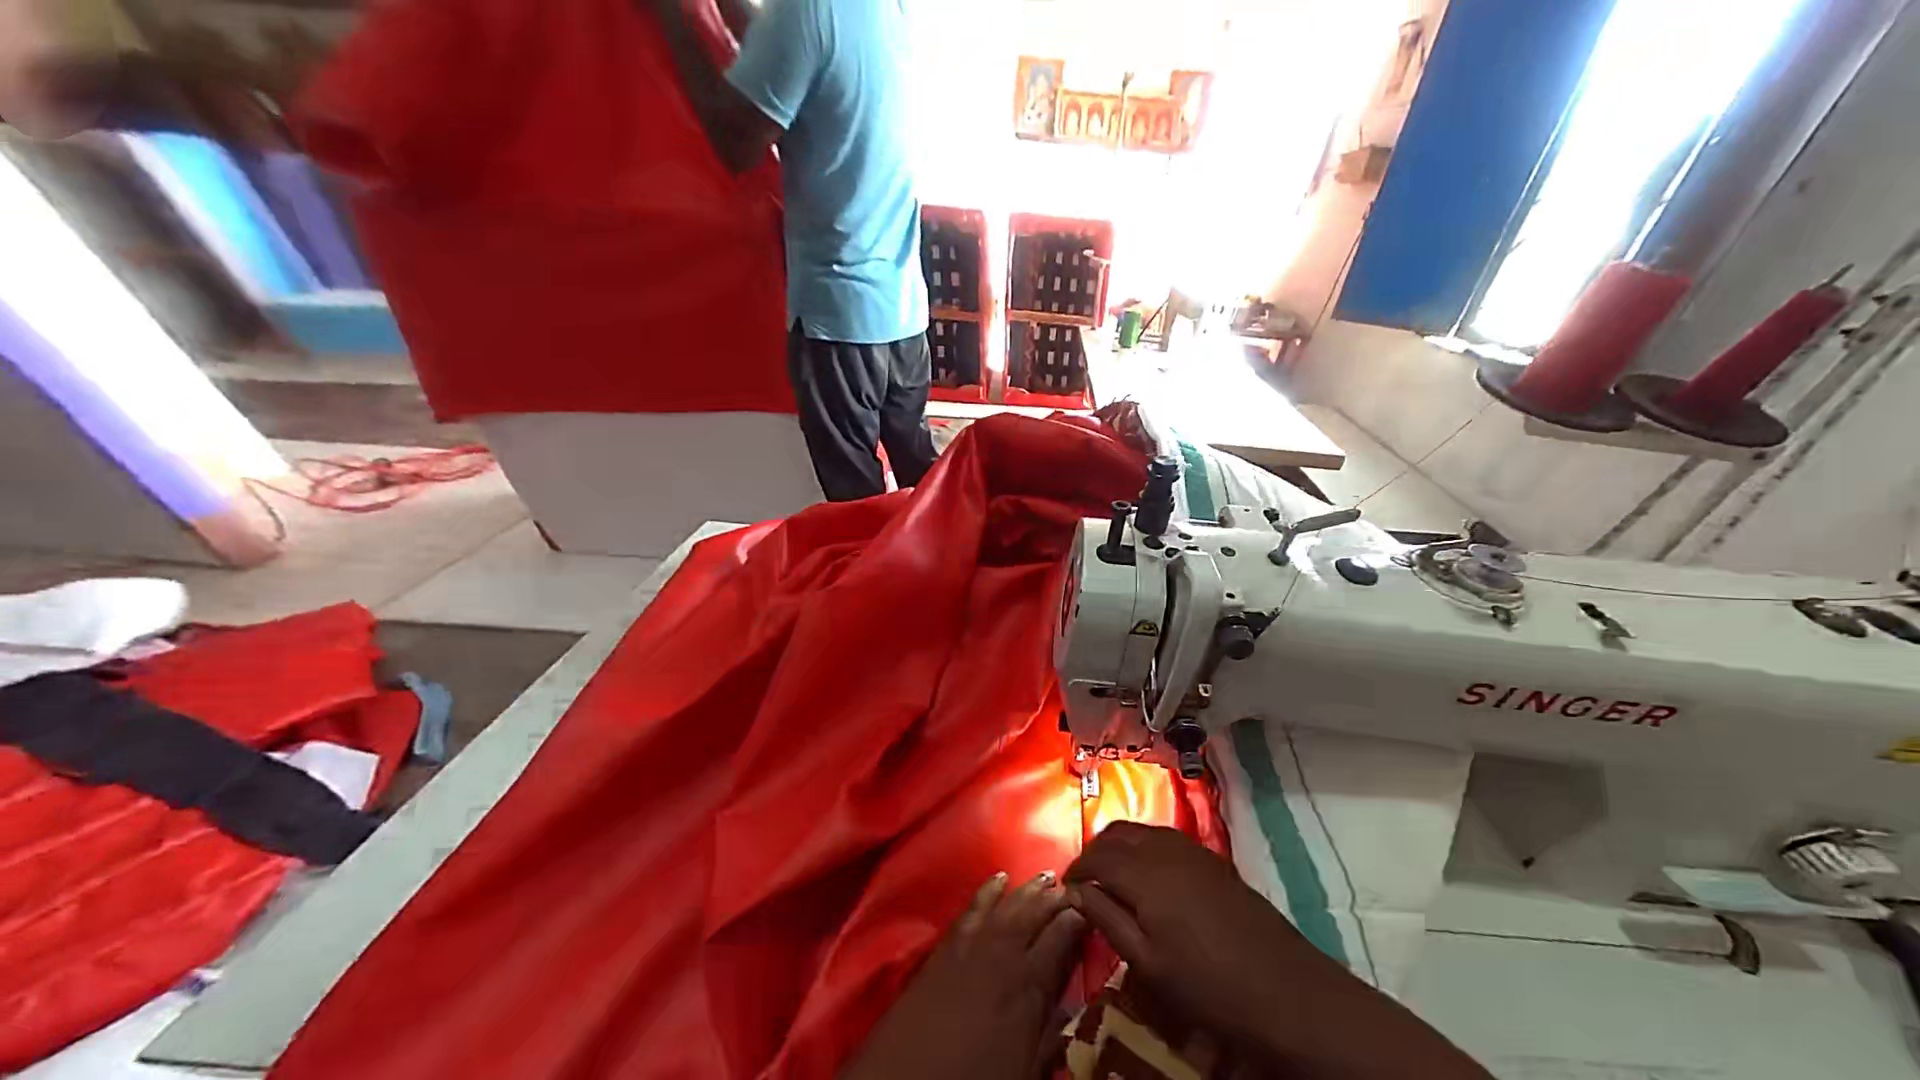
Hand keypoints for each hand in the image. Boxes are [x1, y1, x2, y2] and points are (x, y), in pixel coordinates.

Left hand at [839, 871, 1086, 1079]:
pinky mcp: (947, 945)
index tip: (1092, 908)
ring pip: (1008, 905)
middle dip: (1057, 898)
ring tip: (1046, 876)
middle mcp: (1003, 955)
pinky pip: (973, 907)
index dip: (1078, 922)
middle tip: (1074, 884)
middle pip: (1035, 915)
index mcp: (1028, 985)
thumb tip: (1077, 1009)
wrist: (905, 1077)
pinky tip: (998, 878)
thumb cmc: (972, 1079)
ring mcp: (973, 944)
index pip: (1061, 941)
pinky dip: (987, 890)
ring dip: (1028, 889)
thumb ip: (1052, 1037)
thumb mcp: (1026, 1070)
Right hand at [1065, 823, 1490, 1079]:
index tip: (1066, 889)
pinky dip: (1145, 847)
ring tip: (1112, 877)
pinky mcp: (1214, 860)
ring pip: (1142, 831)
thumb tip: (1077, 892)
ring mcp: (1194, 850)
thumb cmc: (1210, 986)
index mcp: (1144, 873)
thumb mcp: (1149, 963)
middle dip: (1095, 851)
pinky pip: (1166, 838)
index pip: (1096, 856)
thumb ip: (1108, 919)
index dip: (1076, 870)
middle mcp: (1165, 849)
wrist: (1288, 992)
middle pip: (1117, 833)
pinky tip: (1149, 877)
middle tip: (1085, 880)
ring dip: (1120, 846)